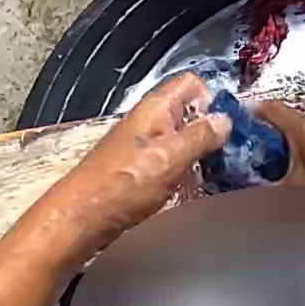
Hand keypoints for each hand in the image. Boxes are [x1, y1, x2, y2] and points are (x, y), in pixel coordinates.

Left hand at [16, 74, 229, 270]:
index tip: (223, 128)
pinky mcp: (139, 168)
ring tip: (210, 175)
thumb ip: (202, 135)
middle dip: (211, 131)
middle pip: (191, 112)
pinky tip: (189, 188)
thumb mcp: (171, 158)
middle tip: (224, 156)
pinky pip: (172, 159)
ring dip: (199, 153)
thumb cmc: (122, 186)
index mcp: (156, 107)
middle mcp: (150, 120)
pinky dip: (184, 170)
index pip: (193, 83)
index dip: (212, 100)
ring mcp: (143, 144)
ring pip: (183, 137)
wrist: (78, 221)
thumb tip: (226, 119)